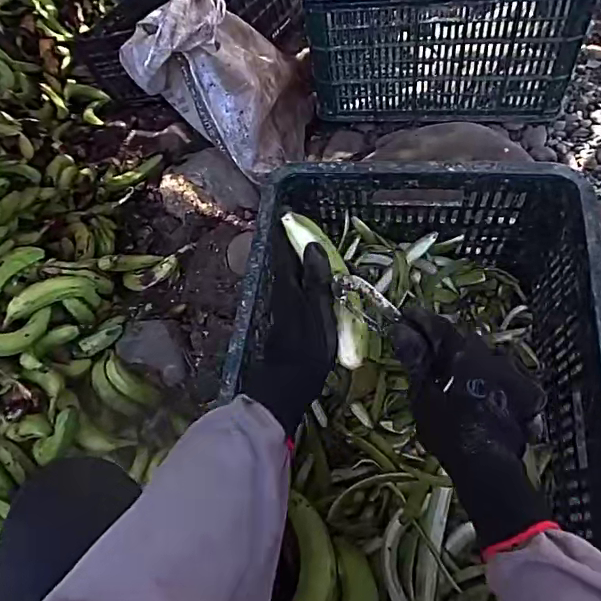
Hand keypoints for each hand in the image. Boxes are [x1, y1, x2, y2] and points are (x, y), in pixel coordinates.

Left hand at [244, 221, 336, 435]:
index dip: (289, 233)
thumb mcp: (318, 312)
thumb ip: (316, 279)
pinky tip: (314, 287)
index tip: (292, 214)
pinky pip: (296, 292)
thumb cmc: (306, 349)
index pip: (286, 251)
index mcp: (288, 287)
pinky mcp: (287, 323)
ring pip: (291, 278)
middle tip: (308, 230)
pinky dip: (304, 283)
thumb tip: (312, 245)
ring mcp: (283, 309)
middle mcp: (282, 294)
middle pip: (288, 263)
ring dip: (300, 265)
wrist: (286, 386)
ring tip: (315, 255)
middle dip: (296, 247)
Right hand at [393, 308, 551, 550]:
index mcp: (464, 351)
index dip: (420, 319)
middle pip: (463, 339)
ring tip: (451, 373)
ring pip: (485, 357)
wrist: (490, 468)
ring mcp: (514, 373)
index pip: (439, 325)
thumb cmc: (450, 432)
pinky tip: (480, 391)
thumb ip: (415, 360)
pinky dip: (489, 380)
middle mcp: (492, 354)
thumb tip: (401, 329)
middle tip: (424, 346)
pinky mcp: (528, 393)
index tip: (406, 316)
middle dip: (443, 341)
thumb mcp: (424, 397)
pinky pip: (504, 377)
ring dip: (468, 360)